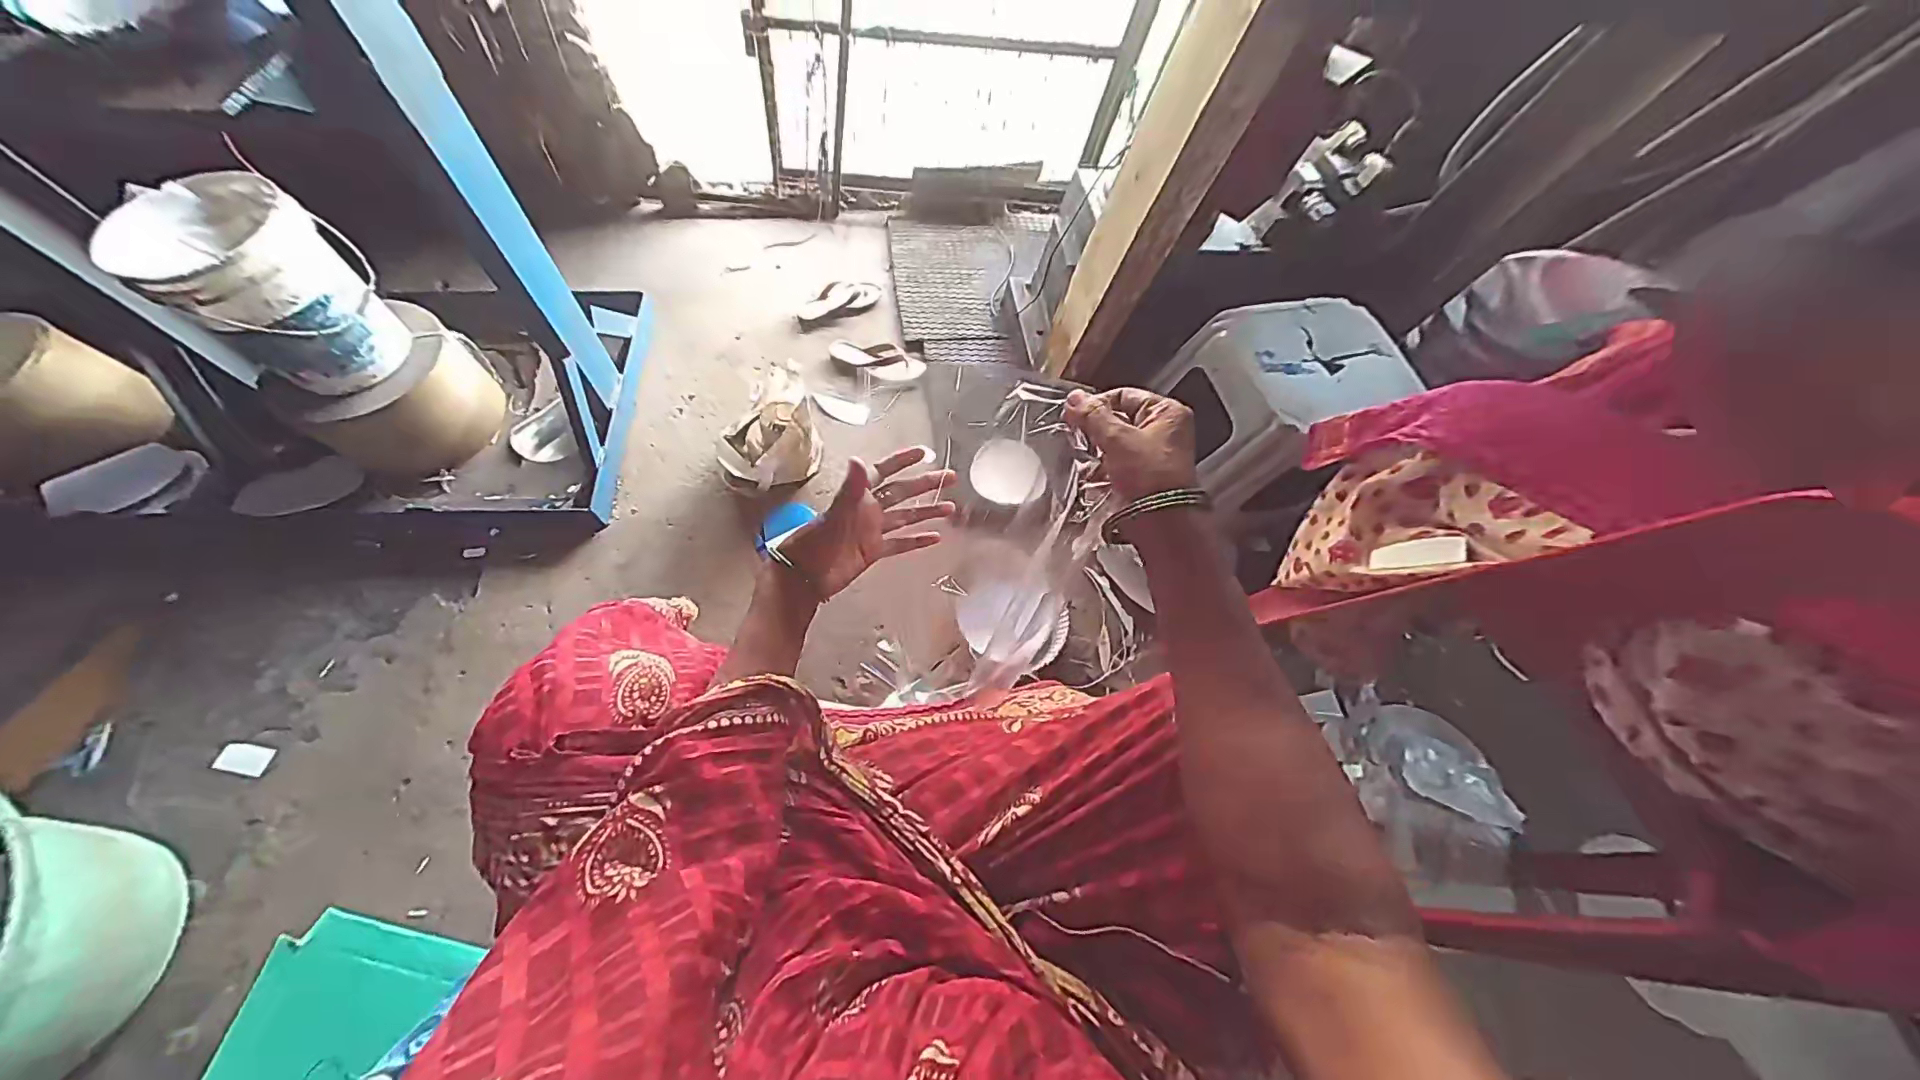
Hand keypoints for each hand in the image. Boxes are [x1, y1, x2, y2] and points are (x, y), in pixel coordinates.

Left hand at [776, 446, 956, 598]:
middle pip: (902, 493)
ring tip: (950, 507)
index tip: (924, 453)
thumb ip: (850, 488)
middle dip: (925, 485)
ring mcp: (872, 531)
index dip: (903, 461)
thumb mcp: (834, 513)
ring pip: (906, 517)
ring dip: (927, 512)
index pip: (885, 472)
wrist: (804, 576)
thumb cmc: (815, 542)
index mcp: (859, 497)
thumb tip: (858, 460)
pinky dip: (917, 541)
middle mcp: (868, 510)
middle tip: (950, 477)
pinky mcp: (874, 551)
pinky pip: (900, 543)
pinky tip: (935, 538)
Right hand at [1064, 387, 1198, 500]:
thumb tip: (1075, 399)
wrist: (1161, 522)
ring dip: (1099, 452)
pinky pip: (1118, 465)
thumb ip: (1093, 416)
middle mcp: (1165, 431)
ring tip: (1088, 460)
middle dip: (1097, 431)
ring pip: (1116, 444)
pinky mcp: (1145, 476)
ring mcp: (1155, 455)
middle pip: (1119, 420)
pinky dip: (1104, 469)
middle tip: (1081, 438)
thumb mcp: (1117, 438)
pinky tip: (1095, 476)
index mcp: (1167, 413)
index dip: (1098, 404)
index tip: (1076, 415)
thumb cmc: (1150, 477)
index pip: (1124, 396)